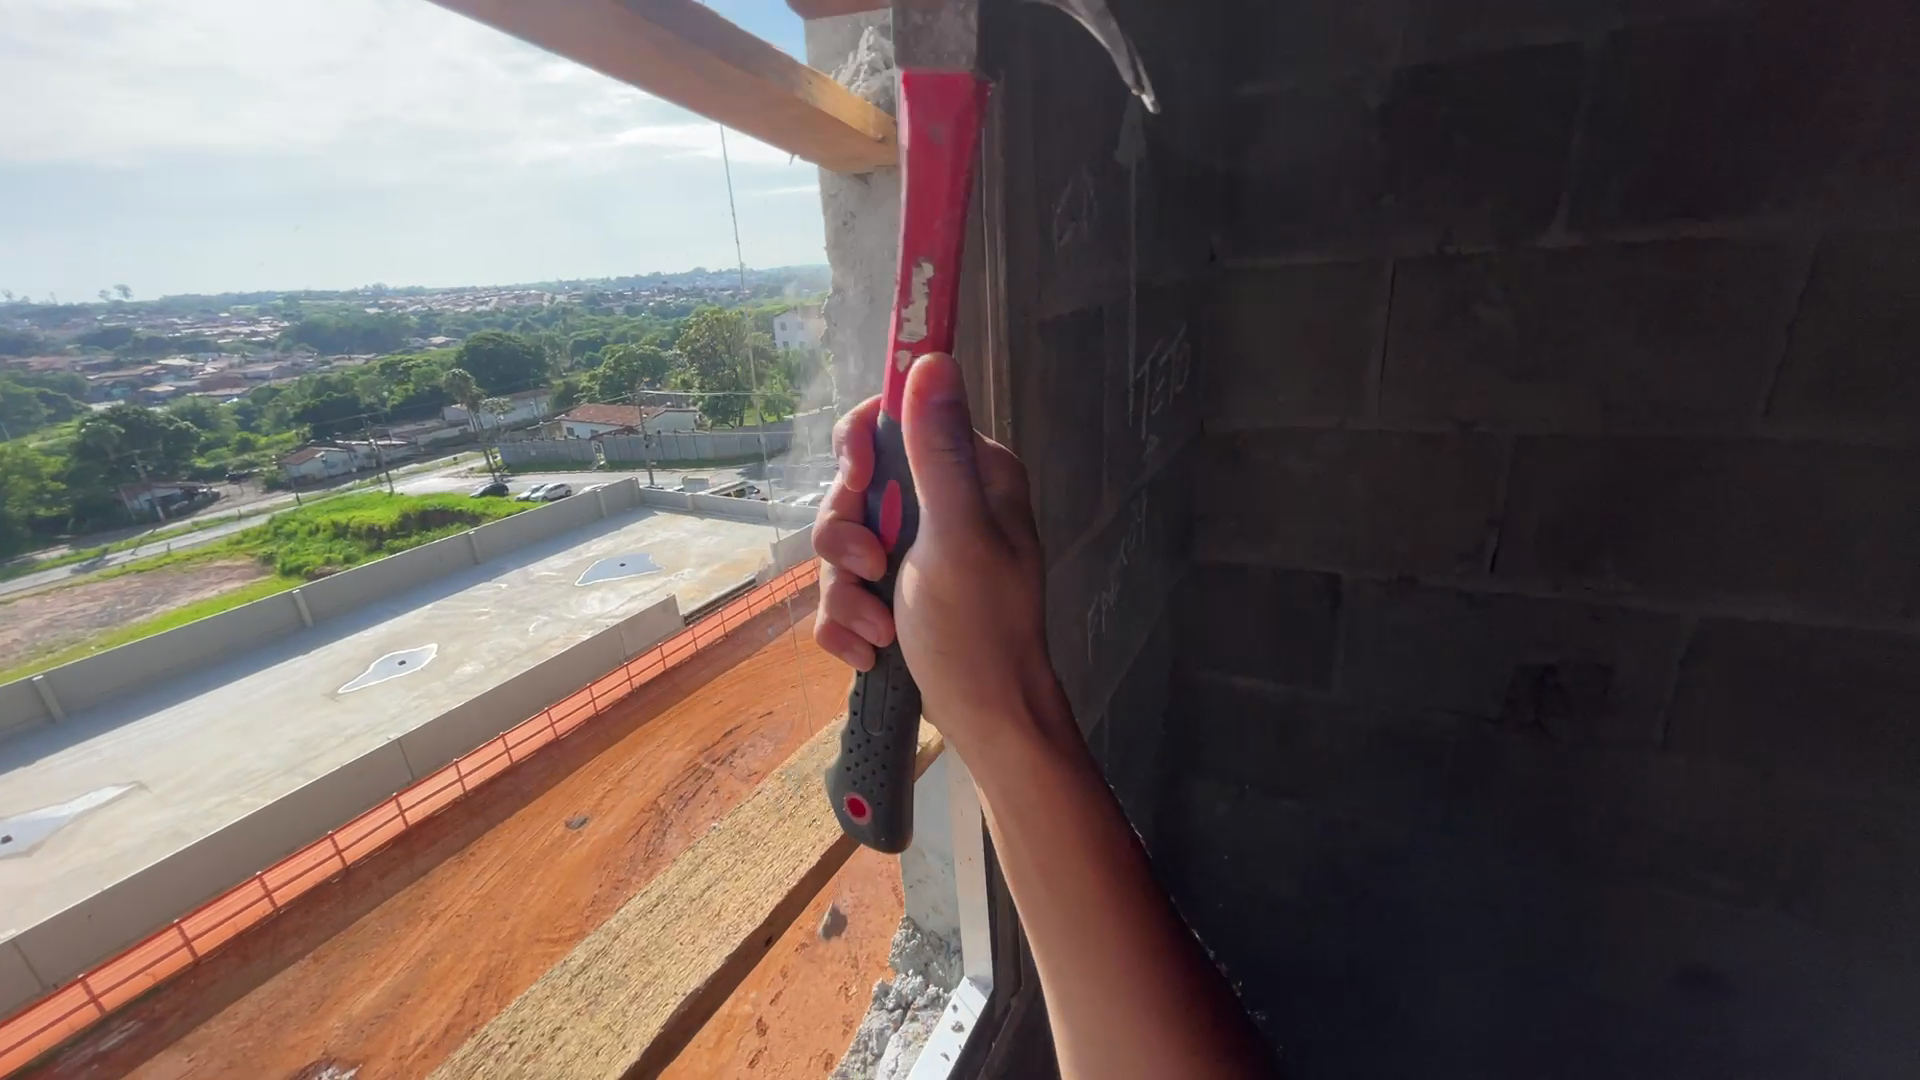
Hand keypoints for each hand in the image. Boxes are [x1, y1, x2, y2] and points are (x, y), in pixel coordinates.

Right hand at [811, 353, 1058, 751]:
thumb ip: (937, 450)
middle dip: (847, 537)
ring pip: (842, 540)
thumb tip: (930, 357)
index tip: (857, 484)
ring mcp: (916, 546)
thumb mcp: (956, 535)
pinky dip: (845, 619)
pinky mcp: (894, 587)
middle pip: (857, 485)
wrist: (985, 718)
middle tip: (868, 570)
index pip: (897, 419)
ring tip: (875, 630)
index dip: (861, 448)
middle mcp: (943, 501)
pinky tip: (866, 650)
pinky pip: (844, 585)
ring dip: (846, 591)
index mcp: (971, 473)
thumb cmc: (978, 629)